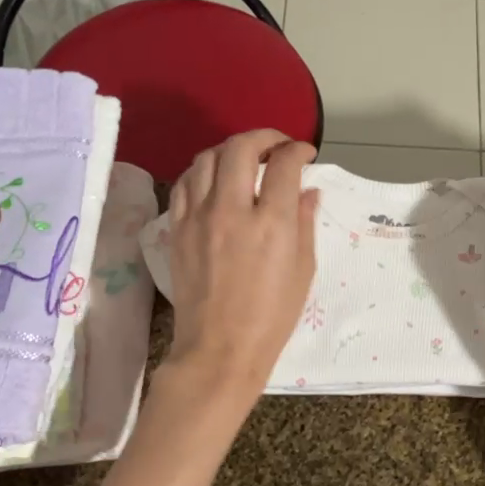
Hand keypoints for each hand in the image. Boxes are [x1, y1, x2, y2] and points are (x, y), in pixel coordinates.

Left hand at [160, 129, 318, 404]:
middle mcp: (232, 210)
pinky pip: (185, 183)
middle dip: (264, 138)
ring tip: (245, 159)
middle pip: (241, 148)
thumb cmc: (272, 315)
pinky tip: (215, 180)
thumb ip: (304, 222)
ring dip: (231, 150)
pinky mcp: (177, 228)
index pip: (284, 164)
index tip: (306, 154)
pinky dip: (204, 171)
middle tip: (278, 148)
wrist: (220, 347)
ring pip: (207, 158)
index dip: (298, 150)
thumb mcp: (303, 269)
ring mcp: (199, 217)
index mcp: (272, 223)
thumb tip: (306, 190)